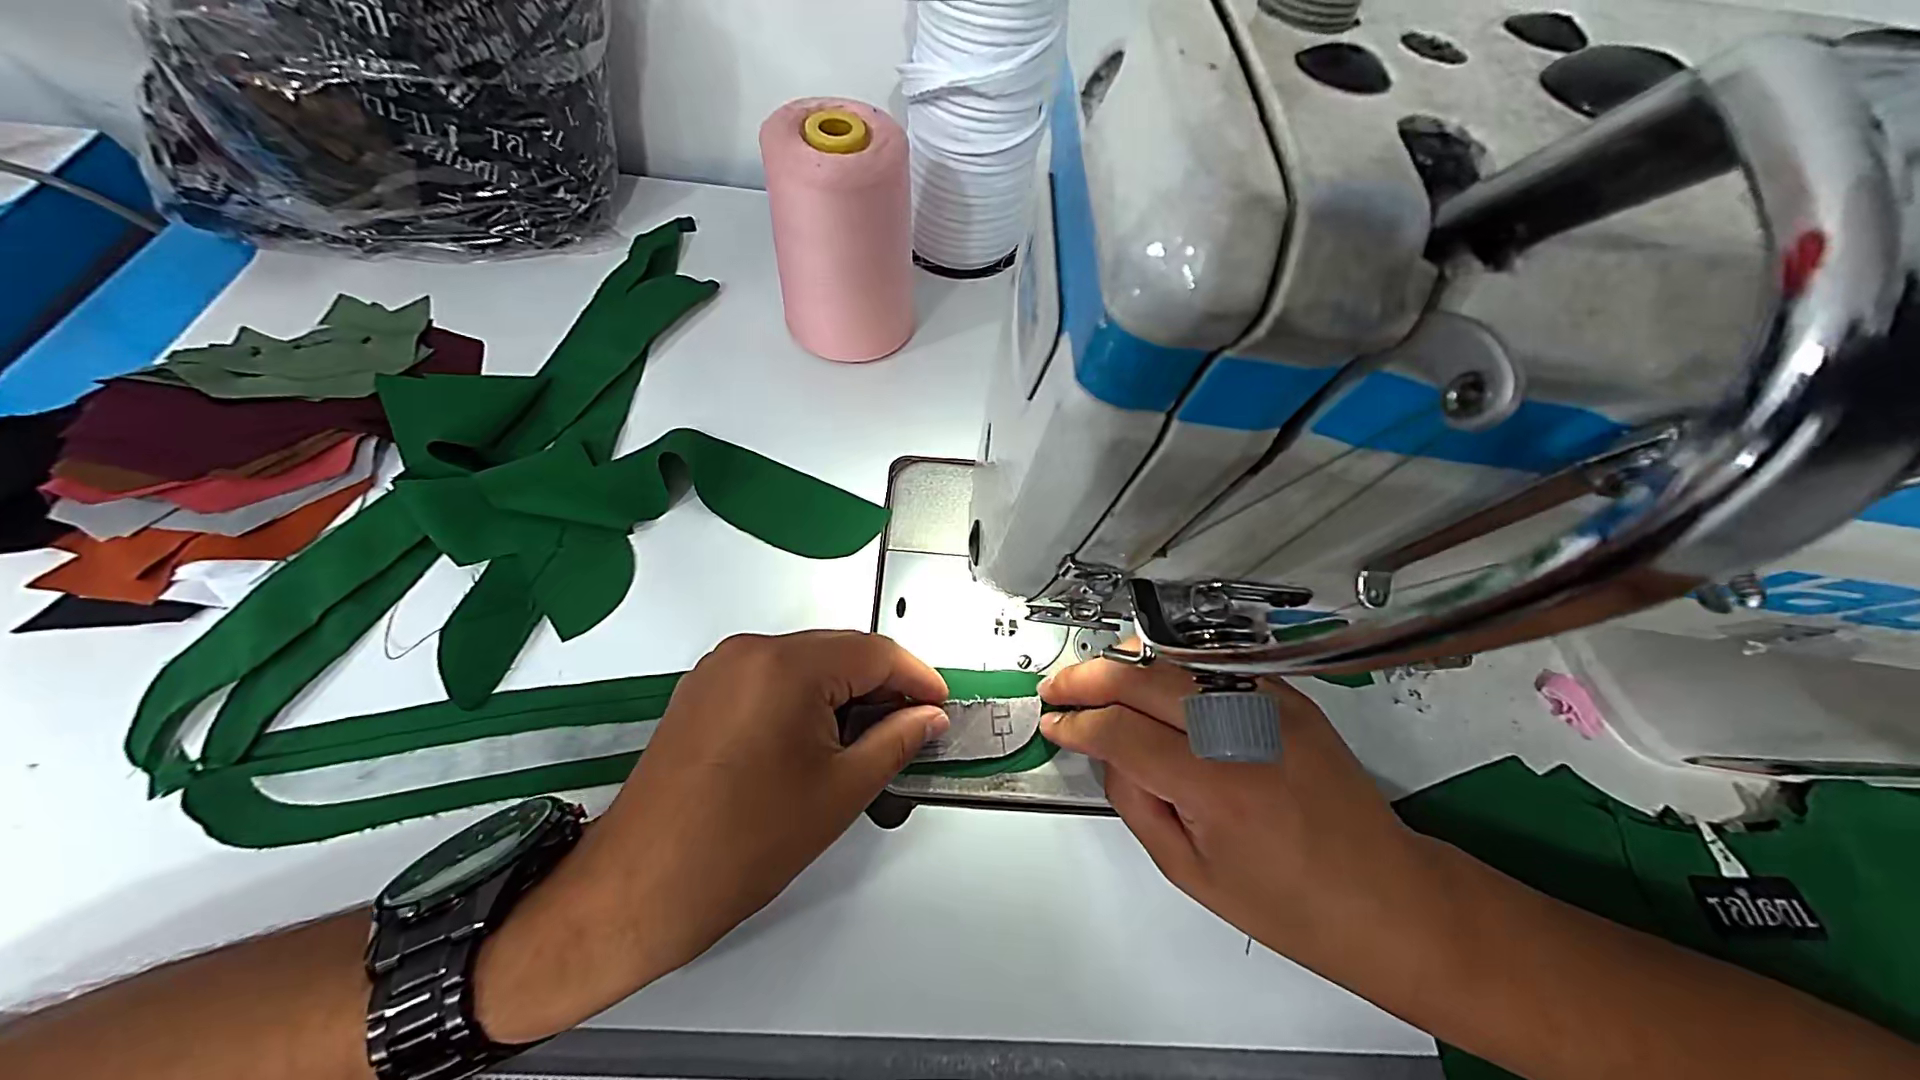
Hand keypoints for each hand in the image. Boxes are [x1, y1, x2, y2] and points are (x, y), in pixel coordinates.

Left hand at [474, 631, 948, 1040]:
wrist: (638, 890)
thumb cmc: (732, 848)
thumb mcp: (840, 791)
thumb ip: (896, 741)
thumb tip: (925, 718)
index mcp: (785, 667)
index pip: (875, 651)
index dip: (917, 678)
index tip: (937, 702)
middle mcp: (748, 652)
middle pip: (840, 650)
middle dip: (883, 683)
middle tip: (913, 722)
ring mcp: (720, 668)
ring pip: (807, 661)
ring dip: (846, 689)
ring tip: (870, 735)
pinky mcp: (704, 689)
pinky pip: (773, 675)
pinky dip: (807, 696)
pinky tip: (822, 734)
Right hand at [1038, 655, 1431, 971]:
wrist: (1386, 895)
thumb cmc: (1298, 902)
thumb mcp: (1190, 869)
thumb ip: (1135, 801)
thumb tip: (1106, 753)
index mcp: (1216, 785)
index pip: (1117, 730)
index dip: (1074, 723)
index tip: (1056, 724)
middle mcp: (1244, 731)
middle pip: (1137, 678)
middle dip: (1084, 679)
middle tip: (1058, 690)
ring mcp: (1269, 705)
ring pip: (1170, 659)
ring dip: (1121, 666)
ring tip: (1091, 682)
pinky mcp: (1286, 696)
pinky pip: (1209, 666)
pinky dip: (1168, 667)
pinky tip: (1146, 681)